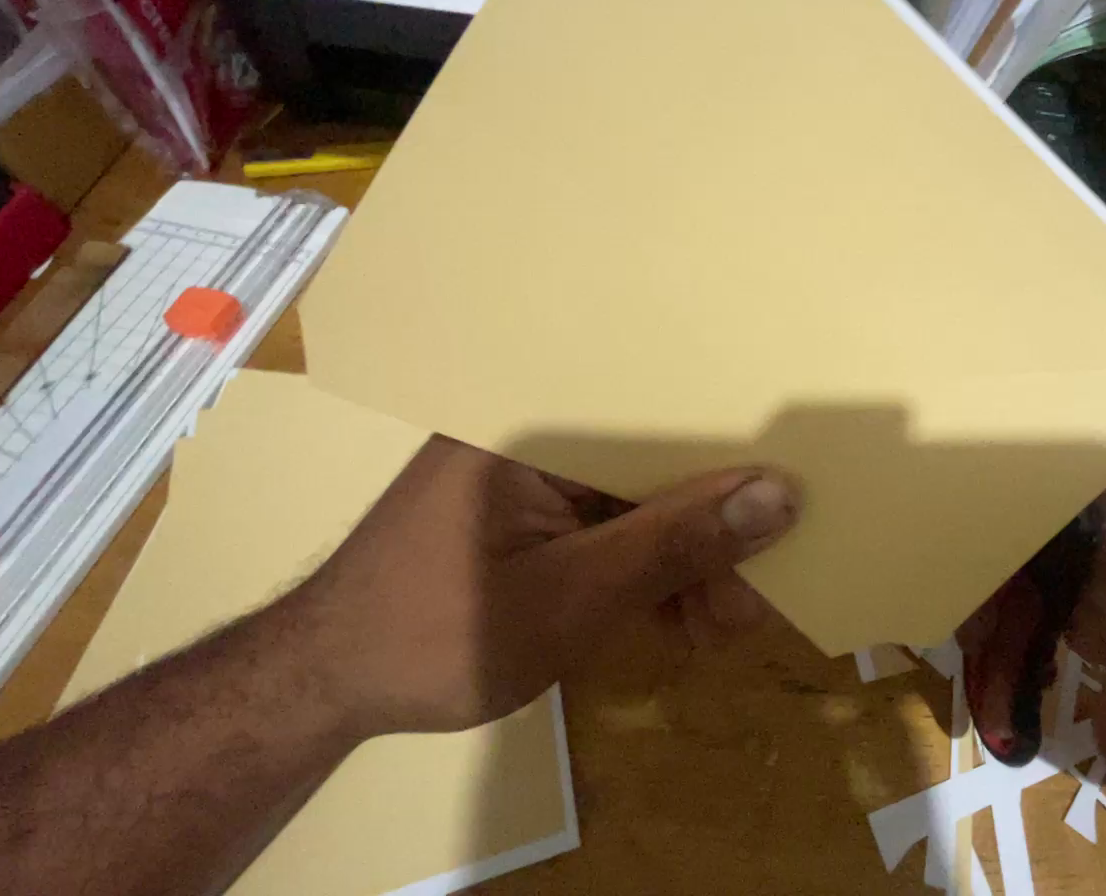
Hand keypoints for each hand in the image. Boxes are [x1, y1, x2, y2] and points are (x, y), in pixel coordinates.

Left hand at [277, 435, 799, 737]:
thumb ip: (673, 545)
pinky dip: (646, 567)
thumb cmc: (438, 636)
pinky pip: (612, 521)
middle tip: (750, 598)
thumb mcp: (572, 597)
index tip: (782, 511)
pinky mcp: (535, 506)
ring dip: (684, 559)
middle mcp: (542, 426)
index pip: (659, 417)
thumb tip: (779, 496)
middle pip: (656, 460)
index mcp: (539, 419)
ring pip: (641, 497)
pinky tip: (677, 617)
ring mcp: (537, 468)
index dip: (728, 461)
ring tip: (718, 624)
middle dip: (708, 532)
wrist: (323, 688)